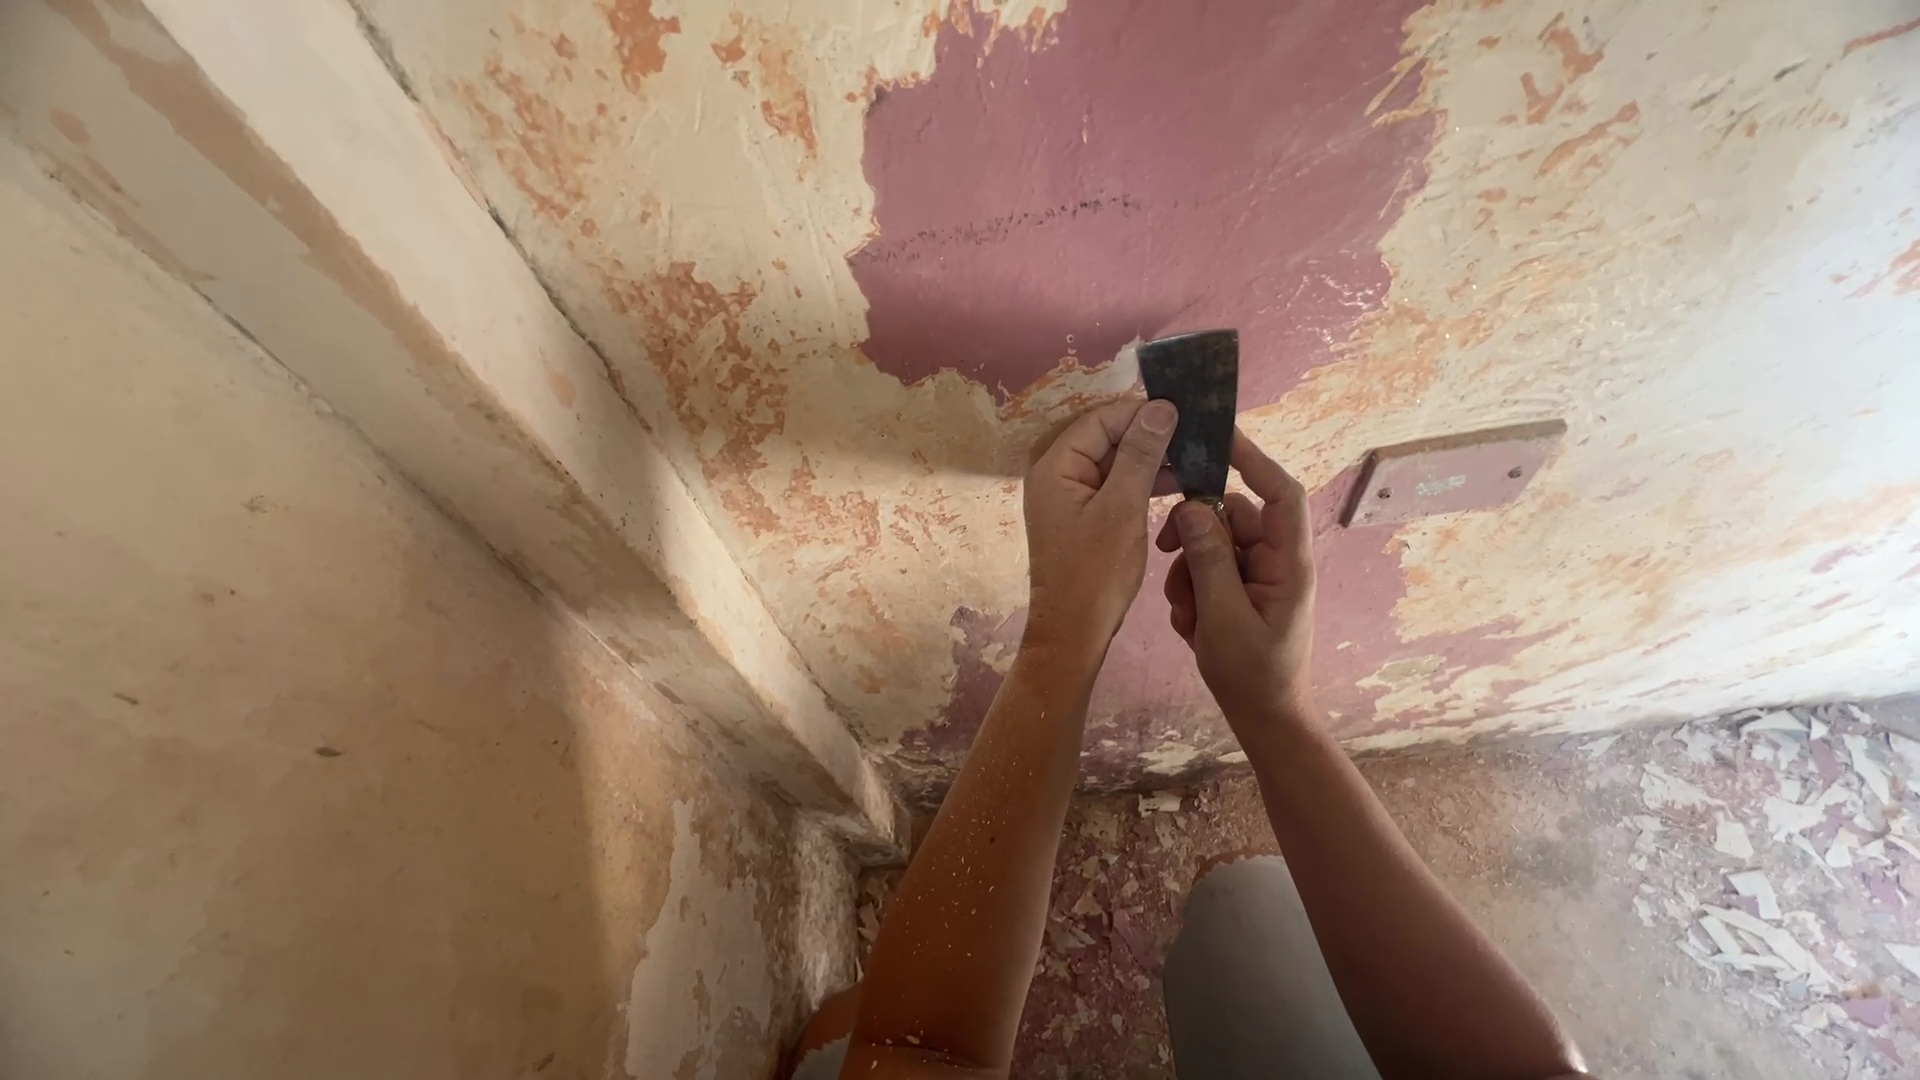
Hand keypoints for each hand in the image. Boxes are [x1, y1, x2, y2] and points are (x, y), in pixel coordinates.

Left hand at [1023, 398, 1178, 655]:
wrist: (1075, 631)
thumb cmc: (1096, 573)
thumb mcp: (1122, 509)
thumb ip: (1140, 455)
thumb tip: (1161, 407)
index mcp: (1056, 467)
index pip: (1101, 420)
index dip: (1141, 414)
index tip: (1186, 413)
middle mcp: (1058, 475)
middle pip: (1107, 438)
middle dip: (1150, 435)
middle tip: (1196, 435)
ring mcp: (1070, 496)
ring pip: (1115, 462)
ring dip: (1151, 460)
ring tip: (1195, 459)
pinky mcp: (1085, 515)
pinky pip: (1116, 486)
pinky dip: (1143, 482)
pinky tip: (1178, 483)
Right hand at [1156, 431, 1315, 726]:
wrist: (1263, 719)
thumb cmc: (1253, 674)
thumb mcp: (1222, 617)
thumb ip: (1208, 560)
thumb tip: (1193, 507)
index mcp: (1288, 562)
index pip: (1279, 492)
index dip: (1253, 459)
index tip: (1216, 438)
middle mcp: (1273, 560)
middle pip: (1229, 518)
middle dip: (1193, 535)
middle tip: (1163, 552)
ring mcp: (1254, 576)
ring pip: (1210, 545)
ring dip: (1187, 573)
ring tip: (1184, 614)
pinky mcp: (1236, 591)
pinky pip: (1205, 570)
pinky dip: (1188, 591)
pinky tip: (1188, 623)